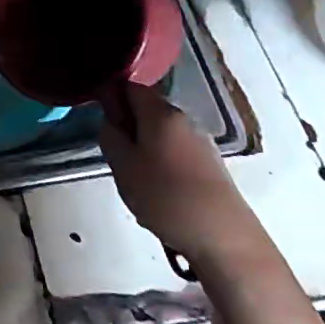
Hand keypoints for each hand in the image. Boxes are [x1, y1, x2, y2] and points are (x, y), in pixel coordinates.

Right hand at [99, 83, 249, 259]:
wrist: (223, 237)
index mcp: (161, 113)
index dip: (111, 97)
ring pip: (162, 132)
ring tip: (137, 179)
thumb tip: (110, 121)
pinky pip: (177, 151)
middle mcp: (184, 119)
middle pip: (148, 110)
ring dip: (145, 146)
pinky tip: (161, 191)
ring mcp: (201, 141)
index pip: (130, 87)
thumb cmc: (166, 197)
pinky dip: (163, 161)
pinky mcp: (211, 164)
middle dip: (128, 126)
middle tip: (116, 156)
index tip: (101, 121)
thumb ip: (110, 137)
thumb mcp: (123, 167)